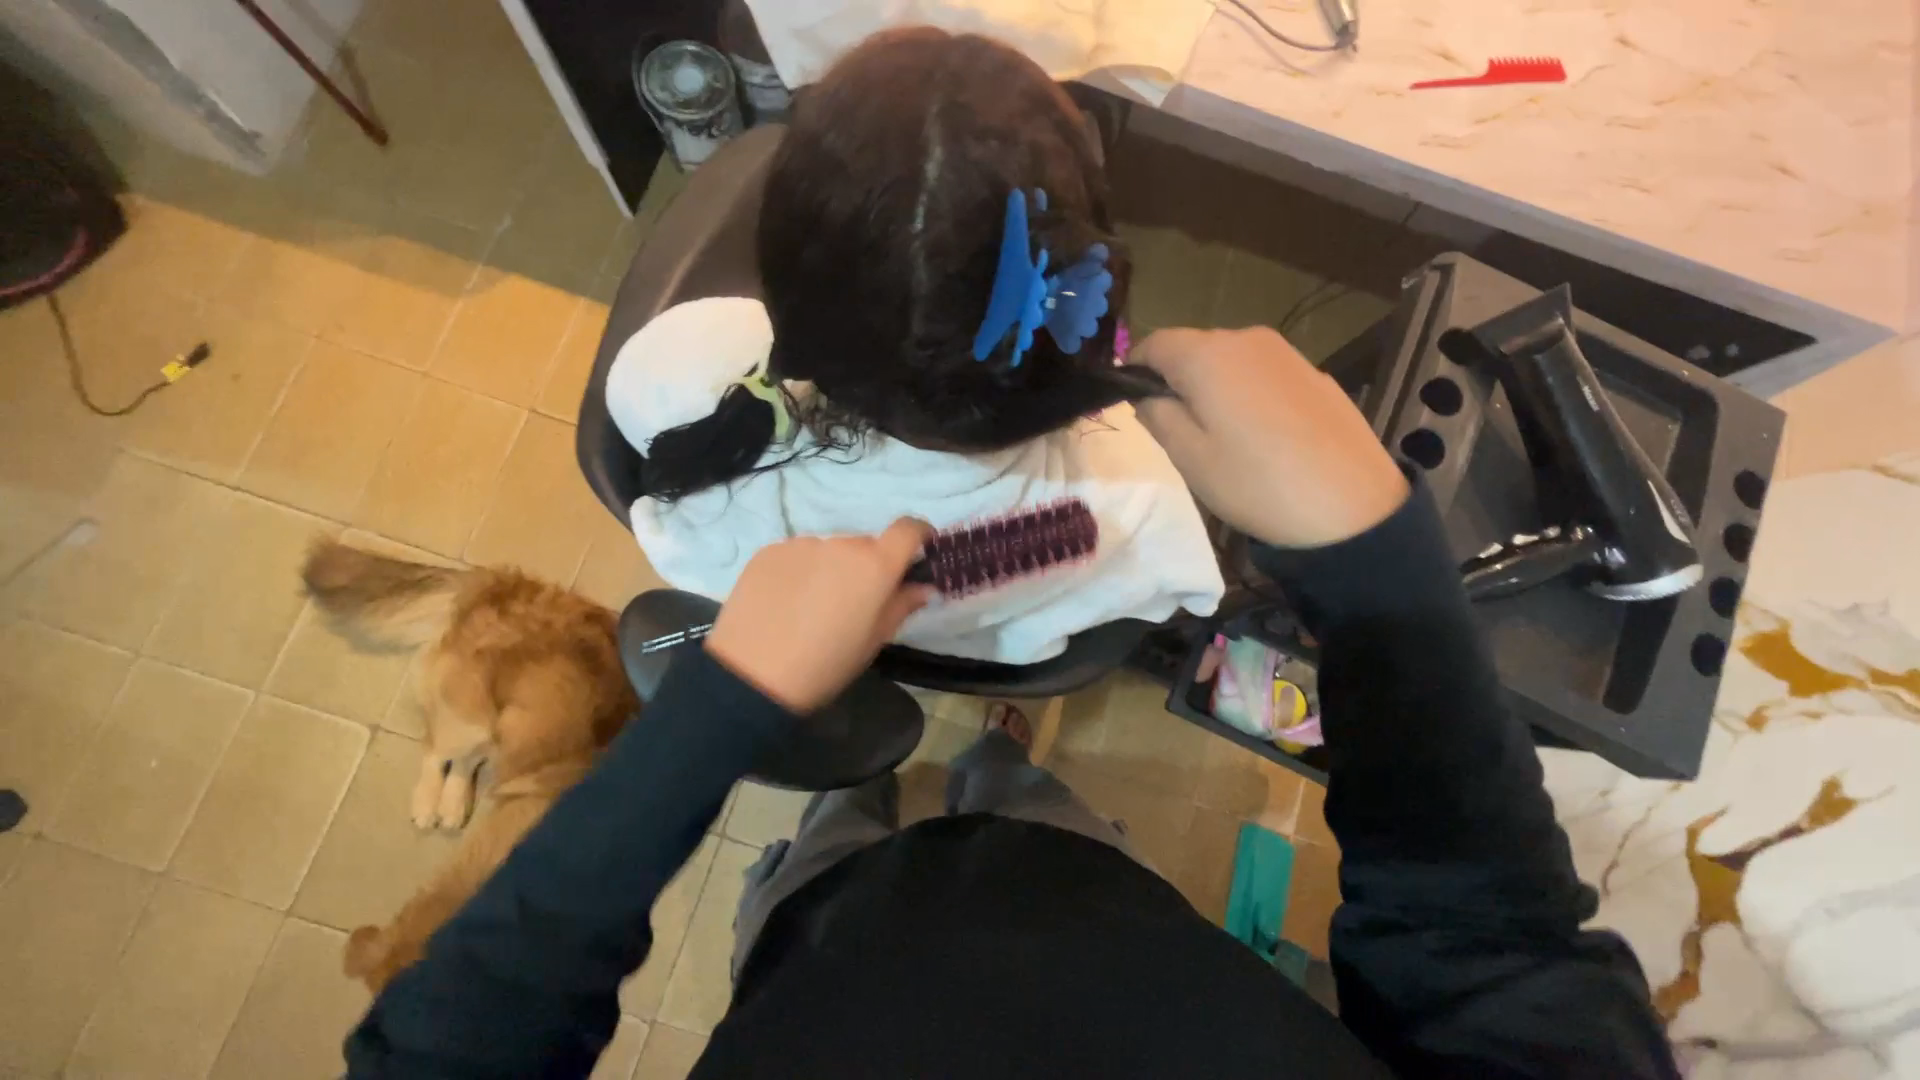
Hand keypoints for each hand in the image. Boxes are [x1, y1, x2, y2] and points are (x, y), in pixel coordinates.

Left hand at [704, 519, 936, 712]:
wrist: (752, 675)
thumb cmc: (826, 665)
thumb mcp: (874, 641)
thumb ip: (902, 605)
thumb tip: (923, 586)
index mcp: (874, 565)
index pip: (908, 529)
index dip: (919, 536)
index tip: (919, 553)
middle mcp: (840, 543)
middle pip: (866, 544)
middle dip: (869, 566)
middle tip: (856, 602)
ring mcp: (801, 544)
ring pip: (830, 550)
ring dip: (832, 568)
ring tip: (814, 606)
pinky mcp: (769, 551)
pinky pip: (797, 555)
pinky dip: (801, 571)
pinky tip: (787, 602)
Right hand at [1128, 327, 1408, 548]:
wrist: (1352, 507)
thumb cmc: (1256, 483)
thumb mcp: (1189, 457)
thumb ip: (1156, 415)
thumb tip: (1145, 394)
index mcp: (1208, 355)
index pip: (1154, 343)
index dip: (1135, 370)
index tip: (1135, 407)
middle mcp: (1246, 339)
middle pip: (1193, 348)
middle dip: (1176, 380)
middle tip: (1178, 432)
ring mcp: (1286, 354)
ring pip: (1229, 360)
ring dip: (1213, 388)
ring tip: (1221, 438)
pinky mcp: (1313, 373)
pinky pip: (1261, 374)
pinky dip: (1247, 394)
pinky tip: (1261, 436)